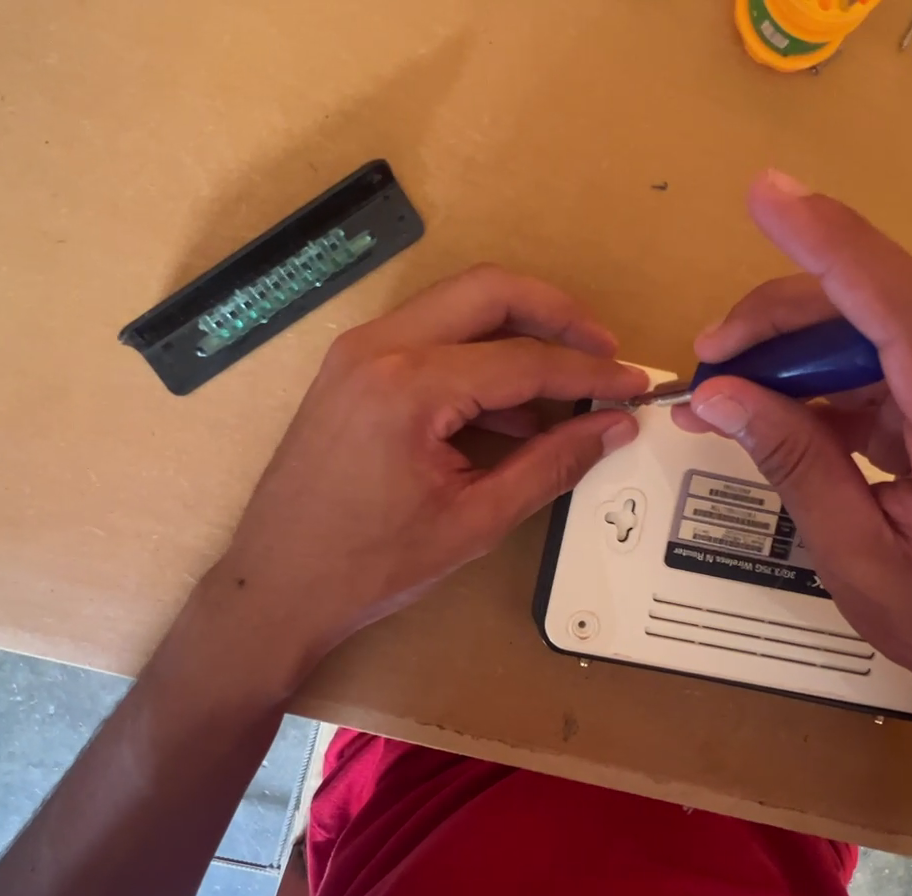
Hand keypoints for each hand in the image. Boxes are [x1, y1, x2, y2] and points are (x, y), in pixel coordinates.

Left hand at [204, 264, 648, 678]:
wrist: (275, 588)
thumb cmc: (370, 567)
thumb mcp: (474, 521)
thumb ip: (551, 465)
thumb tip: (614, 428)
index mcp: (409, 385)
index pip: (523, 359)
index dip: (590, 371)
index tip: (636, 384)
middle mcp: (379, 347)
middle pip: (489, 292)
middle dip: (558, 315)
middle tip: (605, 351)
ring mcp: (359, 353)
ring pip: (458, 310)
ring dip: (518, 337)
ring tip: (567, 395)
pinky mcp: (352, 371)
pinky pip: (431, 344)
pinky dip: (478, 364)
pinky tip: (513, 415)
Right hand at [675, 172, 911, 722]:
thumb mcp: (854, 559)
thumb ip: (794, 465)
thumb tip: (718, 397)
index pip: (910, 312)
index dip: (835, 248)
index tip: (769, 196)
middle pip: (895, 309)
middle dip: (792, 316)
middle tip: (711, 353)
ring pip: (898, 331)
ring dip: (811, 349)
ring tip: (734, 386)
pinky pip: (910, 367)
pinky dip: (842, 380)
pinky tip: (789, 410)